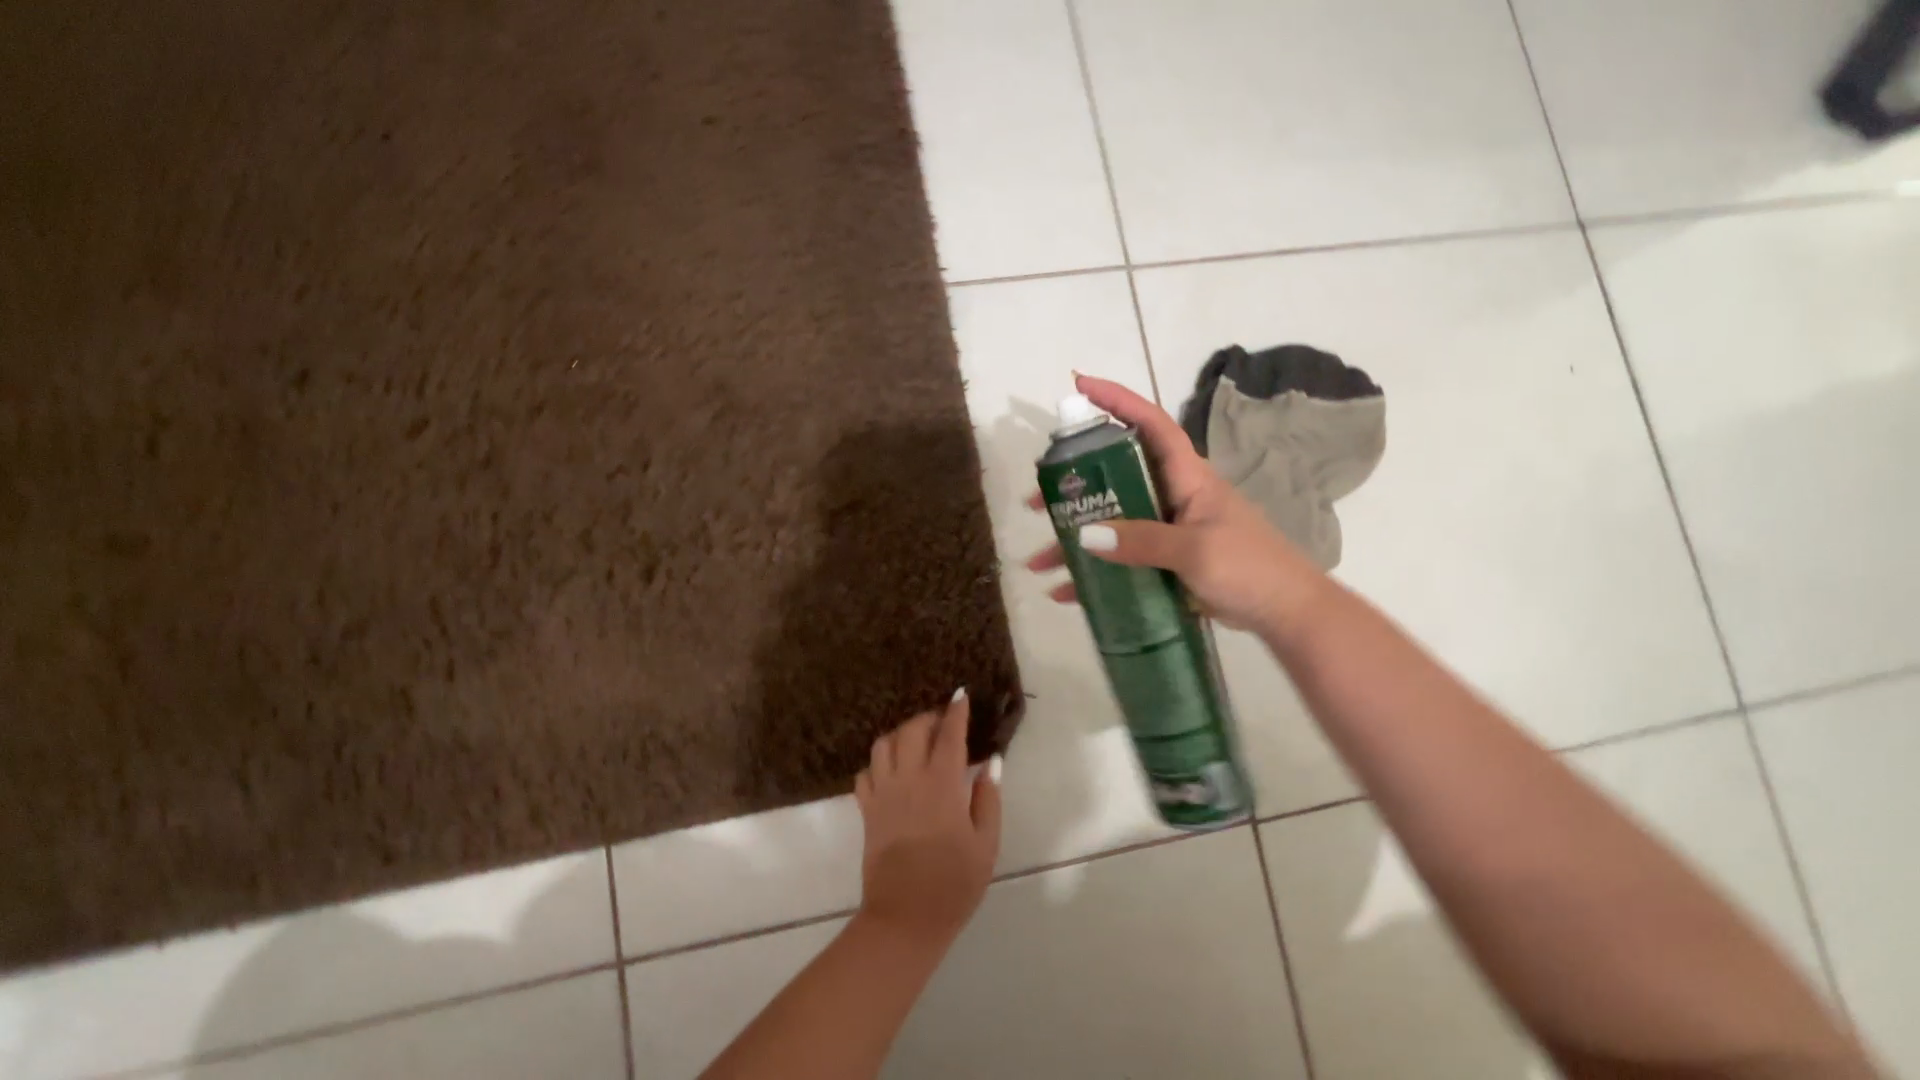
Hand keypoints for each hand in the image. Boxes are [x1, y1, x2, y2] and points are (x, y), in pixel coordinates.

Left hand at [854, 691, 1002, 945]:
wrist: (905, 917)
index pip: (949, 735)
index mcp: (942, 785)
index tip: (961, 695)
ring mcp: (883, 794)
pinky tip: (893, 772)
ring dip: (901, 735)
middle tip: (943, 723)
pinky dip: (879, 763)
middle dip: (928, 718)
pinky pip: (866, 773)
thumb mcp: (986, 844)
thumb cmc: (954, 883)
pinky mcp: (867, 811)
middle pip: (912, 730)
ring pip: (883, 745)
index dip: (956, 712)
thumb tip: (990, 764)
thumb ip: (988, 799)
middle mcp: (908, 780)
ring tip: (917, 742)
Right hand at [1025, 373, 1324, 634]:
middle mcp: (1174, 498)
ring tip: (1039, 561)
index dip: (1117, 401)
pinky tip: (1067, 594)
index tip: (1080, 387)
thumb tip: (1085, 535)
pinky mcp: (1168, 564)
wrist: (1289, 613)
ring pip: (1113, 525)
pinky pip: (1122, 562)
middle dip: (1075, 487)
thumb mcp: (1196, 552)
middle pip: (1117, 478)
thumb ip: (1142, 541)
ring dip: (1075, 541)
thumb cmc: (1251, 568)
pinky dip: (1094, 576)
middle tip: (1036, 500)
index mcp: (1188, 479)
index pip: (1150, 425)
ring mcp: (1170, 532)